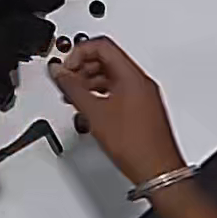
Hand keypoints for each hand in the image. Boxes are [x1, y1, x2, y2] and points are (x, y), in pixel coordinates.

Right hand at [49, 37, 186, 183]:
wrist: (157, 171)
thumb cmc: (134, 144)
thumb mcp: (93, 112)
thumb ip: (72, 87)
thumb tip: (59, 71)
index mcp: (132, 76)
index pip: (102, 46)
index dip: (79, 53)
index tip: (66, 67)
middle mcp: (140, 82)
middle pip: (106, 58)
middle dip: (82, 66)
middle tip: (67, 79)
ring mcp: (143, 95)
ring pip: (111, 74)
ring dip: (89, 80)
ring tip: (74, 95)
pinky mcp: (141, 107)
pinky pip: (117, 88)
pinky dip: (99, 91)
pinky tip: (89, 106)